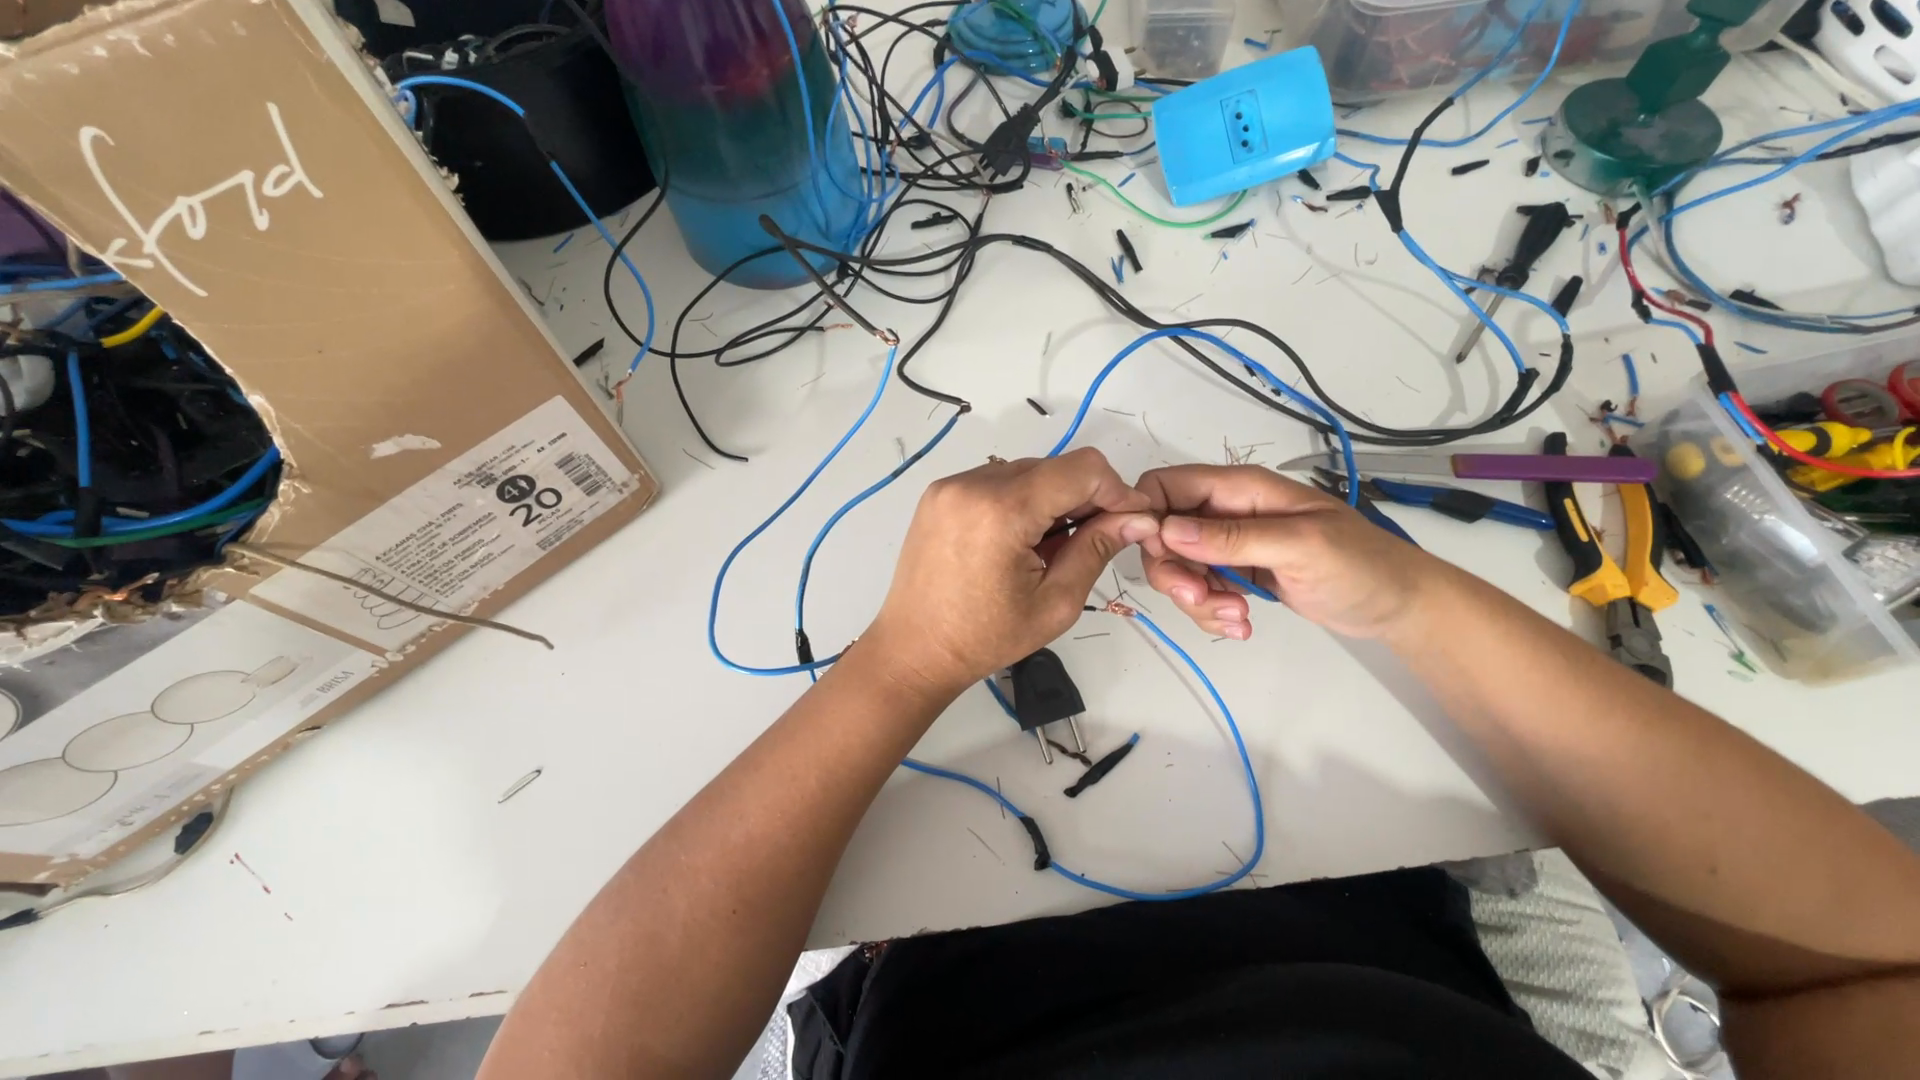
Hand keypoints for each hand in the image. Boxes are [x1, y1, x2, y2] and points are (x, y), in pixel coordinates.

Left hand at [865, 448, 1158, 694]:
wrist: (914, 650)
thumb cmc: (985, 638)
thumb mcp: (1055, 602)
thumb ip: (1096, 550)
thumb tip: (1139, 519)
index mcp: (1003, 511)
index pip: (1082, 469)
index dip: (1116, 490)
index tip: (1129, 521)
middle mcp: (973, 485)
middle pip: (1054, 467)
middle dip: (1084, 498)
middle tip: (1091, 542)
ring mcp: (951, 485)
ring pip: (1026, 471)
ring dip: (1051, 499)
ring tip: (1048, 548)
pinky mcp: (939, 494)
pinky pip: (996, 481)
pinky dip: (1019, 500)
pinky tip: (1019, 540)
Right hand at [1135, 465, 1442, 640]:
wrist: (1396, 604)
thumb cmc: (1359, 564)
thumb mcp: (1298, 546)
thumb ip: (1231, 539)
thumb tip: (1166, 531)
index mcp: (1239, 490)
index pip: (1166, 486)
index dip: (1148, 517)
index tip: (1160, 555)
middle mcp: (1227, 513)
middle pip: (1163, 535)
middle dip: (1173, 571)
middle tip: (1199, 597)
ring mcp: (1231, 547)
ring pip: (1178, 569)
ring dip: (1196, 599)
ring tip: (1237, 617)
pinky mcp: (1237, 576)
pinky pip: (1200, 592)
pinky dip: (1211, 612)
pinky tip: (1242, 625)